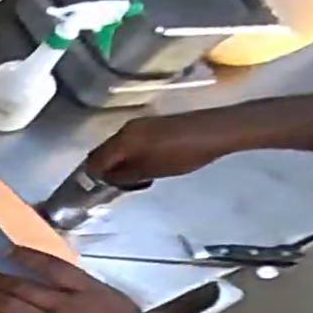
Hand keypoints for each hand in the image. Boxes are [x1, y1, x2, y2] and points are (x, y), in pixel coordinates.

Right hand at [85, 114, 245, 184]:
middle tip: (114, 183)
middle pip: (102, 152)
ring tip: (131, 174)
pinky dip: (129, 153)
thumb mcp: (150, 171)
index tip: (99, 189)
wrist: (219, 130)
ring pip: (116, 146)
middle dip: (104, 168)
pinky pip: (130, 140)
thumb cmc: (183, 154)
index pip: (94, 162)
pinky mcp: (153, 123)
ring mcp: (139, 124)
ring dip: (118, 160)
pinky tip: (144, 162)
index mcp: (121, 141)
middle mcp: (125, 130)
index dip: (93, 177)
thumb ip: (123, 176)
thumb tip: (106, 179)